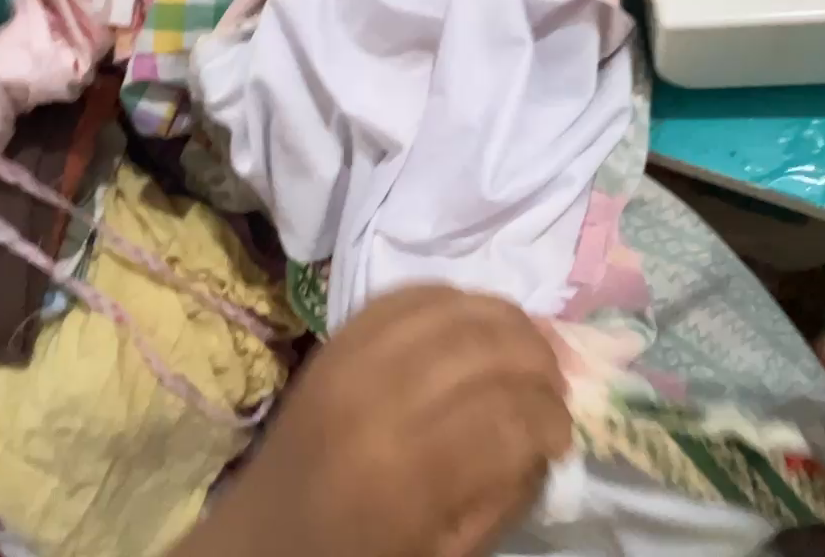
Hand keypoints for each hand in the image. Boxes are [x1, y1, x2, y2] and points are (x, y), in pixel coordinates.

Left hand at [174, 286, 572, 556]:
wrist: (261, 540)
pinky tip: (476, 325)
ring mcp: (352, 355)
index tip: (563, 434)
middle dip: (539, 361)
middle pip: (487, 347)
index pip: (508, 416)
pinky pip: (411, 292)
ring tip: (528, 350)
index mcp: (404, 474)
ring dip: (507, 321)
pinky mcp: (339, 334)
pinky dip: (456, 300)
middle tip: (556, 386)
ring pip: (455, 305)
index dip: (551, 420)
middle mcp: (378, 398)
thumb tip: (545, 434)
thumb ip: (503, 494)